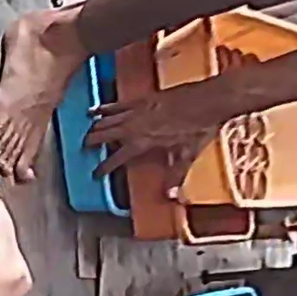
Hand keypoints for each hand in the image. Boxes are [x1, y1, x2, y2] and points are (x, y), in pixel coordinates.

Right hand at [85, 58, 268, 191]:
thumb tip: (171, 197)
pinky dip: (103, 109)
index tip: (95, 175)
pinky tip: (94, 111)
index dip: (103, 168)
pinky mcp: (140, 99)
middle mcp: (132, 127)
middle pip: (102, 136)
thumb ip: (176, 175)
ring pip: (104, 121)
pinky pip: (115, 105)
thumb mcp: (189, 153)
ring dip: (93, 128)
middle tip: (83, 150)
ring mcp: (134, 112)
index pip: (116, 159)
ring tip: (84, 133)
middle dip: (90, 144)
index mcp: (141, 143)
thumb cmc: (201, 126)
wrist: (213, 98)